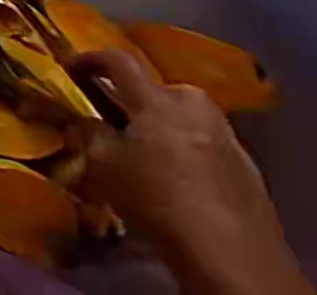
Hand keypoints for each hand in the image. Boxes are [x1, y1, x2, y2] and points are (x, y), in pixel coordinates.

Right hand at [72, 49, 314, 294]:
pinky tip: (174, 172)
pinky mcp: (248, 173)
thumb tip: (84, 119)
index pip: (119, 61)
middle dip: (138, 93)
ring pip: (190, 115)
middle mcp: (197, 114)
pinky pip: (208, 142)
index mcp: (158, 104)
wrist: (232, 258)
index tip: (68, 71)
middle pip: (164, 86)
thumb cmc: (154, 198)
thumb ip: (88, 130)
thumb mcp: (100, 161)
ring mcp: (229, 144)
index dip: (88, 59)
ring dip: (163, 119)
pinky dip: (186, 145)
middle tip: (116, 111)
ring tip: (143, 143)